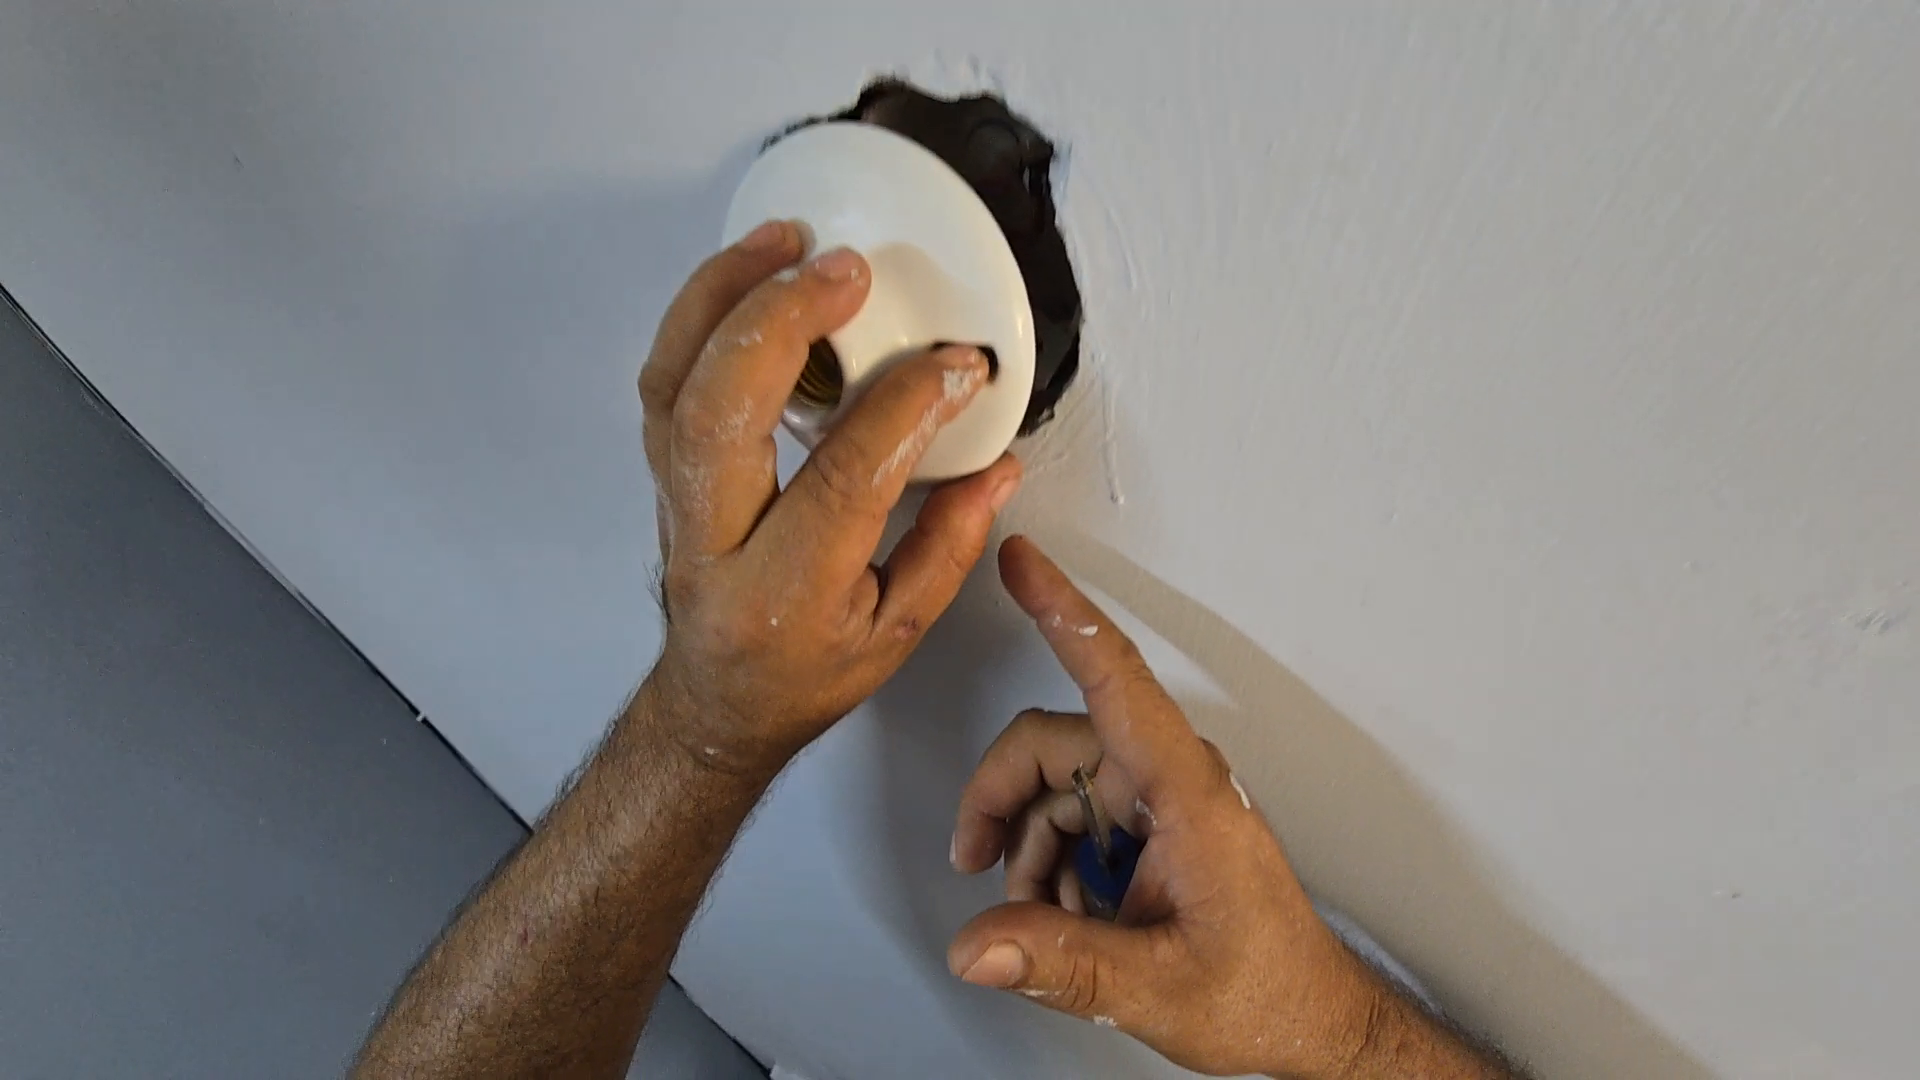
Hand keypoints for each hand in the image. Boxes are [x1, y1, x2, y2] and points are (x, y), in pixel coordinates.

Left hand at [637, 221, 1022, 773]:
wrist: (718, 704)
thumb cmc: (807, 676)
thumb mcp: (897, 632)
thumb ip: (950, 547)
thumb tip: (997, 469)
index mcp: (788, 593)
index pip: (846, 479)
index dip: (907, 407)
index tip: (957, 365)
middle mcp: (716, 543)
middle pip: (722, 415)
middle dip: (782, 324)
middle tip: (847, 271)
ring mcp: (676, 506)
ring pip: (672, 385)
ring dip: (721, 297)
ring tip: (782, 243)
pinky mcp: (664, 478)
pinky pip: (664, 383)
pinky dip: (698, 318)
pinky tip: (744, 280)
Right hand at [947, 537, 1384, 1078]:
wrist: (1314, 1017)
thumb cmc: (1267, 992)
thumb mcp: (1160, 988)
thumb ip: (1062, 963)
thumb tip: (973, 946)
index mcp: (1182, 785)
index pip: (1112, 673)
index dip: (1061, 610)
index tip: (1020, 560)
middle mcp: (1164, 771)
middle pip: (1048, 745)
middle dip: (1000, 802)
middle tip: (975, 862)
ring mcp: (1153, 791)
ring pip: (1051, 783)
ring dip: (1028, 846)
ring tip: (1040, 916)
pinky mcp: (1145, 815)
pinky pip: (1070, 811)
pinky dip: (1049, 858)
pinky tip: (1065, 911)